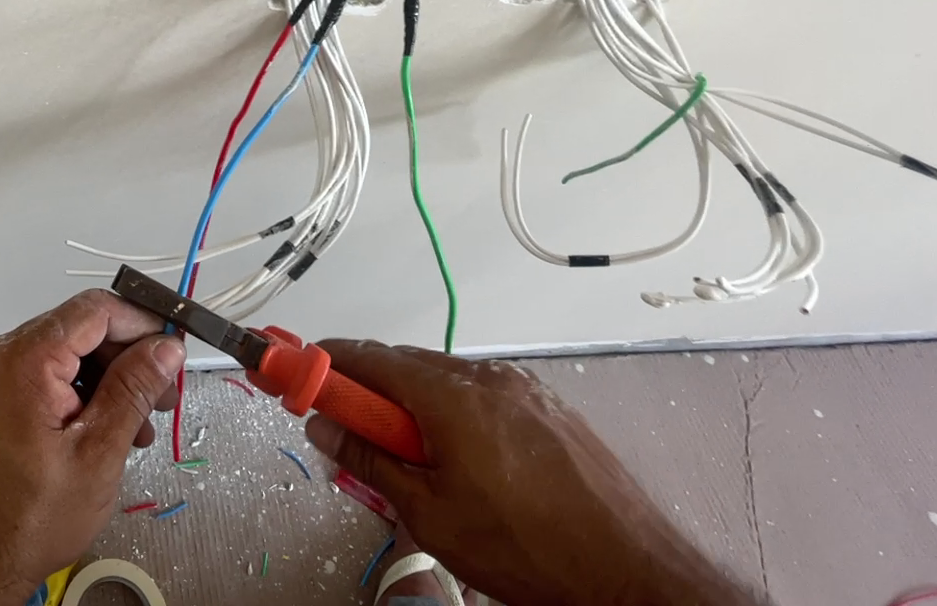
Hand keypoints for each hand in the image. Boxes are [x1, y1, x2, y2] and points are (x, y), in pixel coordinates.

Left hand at [0, 290, 184, 605]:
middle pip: (82, 328)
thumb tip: (168, 345)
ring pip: (71, 350)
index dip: (140, 321)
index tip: (176, 346)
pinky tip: (113, 426)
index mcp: (25, 358)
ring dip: (112, 378)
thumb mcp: (99, 451)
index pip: (94, 310)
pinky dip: (85, 390)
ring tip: (144, 423)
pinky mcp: (0, 389)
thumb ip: (134, 388)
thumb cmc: (37, 514)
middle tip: (166, 395)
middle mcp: (5, 351)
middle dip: (130, 356)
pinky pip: (51, 371)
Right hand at [305, 341, 765, 605]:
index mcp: (449, 395)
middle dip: (369, 388)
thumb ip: (368, 461)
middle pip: (403, 363)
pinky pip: (481, 390)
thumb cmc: (525, 550)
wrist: (638, 578)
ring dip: (412, 400)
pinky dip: (453, 407)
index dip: (326, 361)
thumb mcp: (429, 514)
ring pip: (443, 376)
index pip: (367, 357)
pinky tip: (460, 452)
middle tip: (348, 425)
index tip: (298, 370)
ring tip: (412, 453)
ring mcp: (522, 386)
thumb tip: (322, 429)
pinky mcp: (548, 404)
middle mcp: (485, 375)